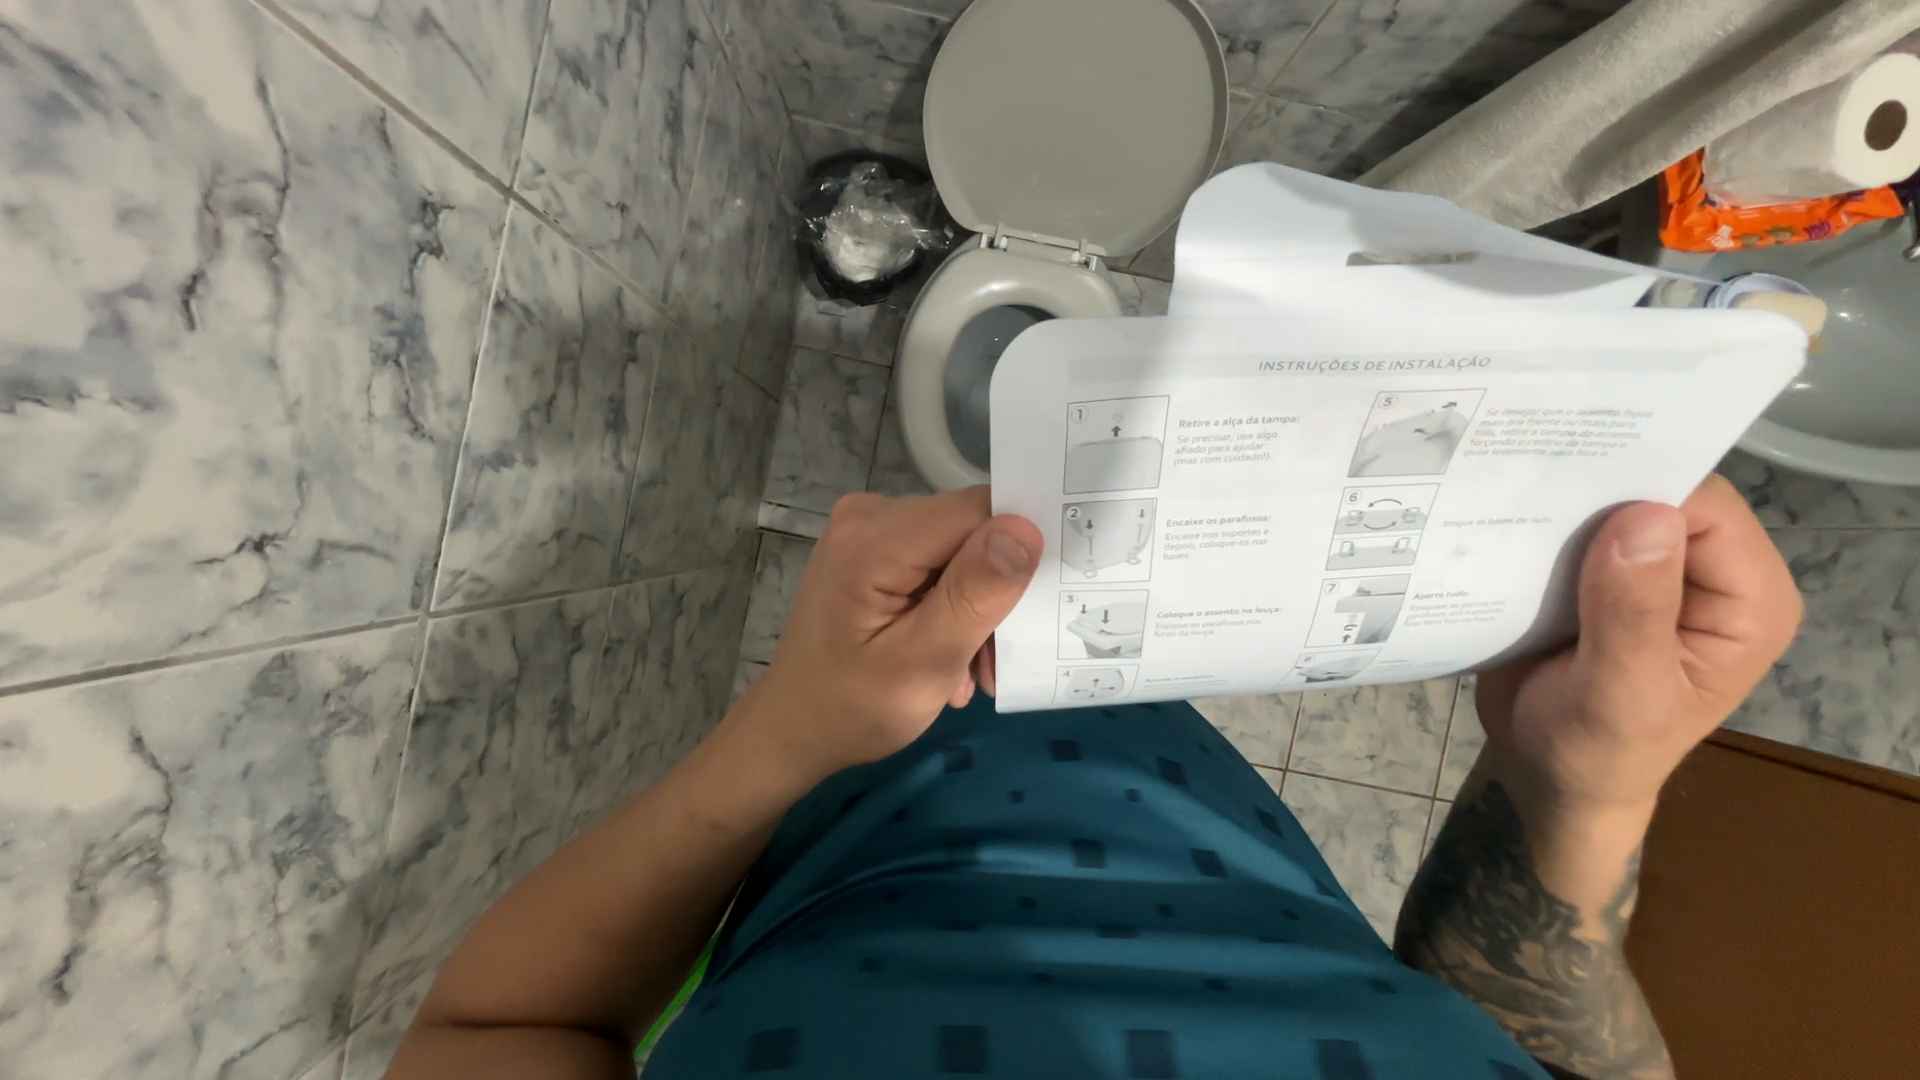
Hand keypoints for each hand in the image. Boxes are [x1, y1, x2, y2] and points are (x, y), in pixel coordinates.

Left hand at [732, 487, 1042, 785]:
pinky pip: (939, 563)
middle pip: (970, 531)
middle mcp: (870, 516)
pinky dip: (952, 608)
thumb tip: (1025, 529)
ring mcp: (870, 531)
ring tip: (968, 671)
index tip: (1040, 601)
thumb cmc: (852, 710)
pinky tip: (947, 655)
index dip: (1019, 547)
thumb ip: (974, 594)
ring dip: (975, 610)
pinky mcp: (874, 550)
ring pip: (960, 551)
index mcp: (874, 537)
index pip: (978, 510)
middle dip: (994, 593)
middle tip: (993, 662)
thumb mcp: (923, 663)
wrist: (793, 731)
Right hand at [1477, 474, 1801, 816]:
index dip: (1643, 493)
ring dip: (1553, 509)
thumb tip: (1642, 518)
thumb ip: (1633, 612)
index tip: (1566, 487)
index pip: (1706, 514)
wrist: (1544, 775)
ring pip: (1603, 513)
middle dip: (1594, 492)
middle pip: (1655, 502)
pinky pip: (1565, 539)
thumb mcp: (1619, 692)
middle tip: (1519, 483)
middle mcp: (1700, 581)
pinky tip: (1490, 530)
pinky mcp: (1588, 586)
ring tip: (1495, 502)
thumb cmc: (1596, 749)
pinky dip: (1530, 532)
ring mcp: (1641, 582)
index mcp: (1742, 603)